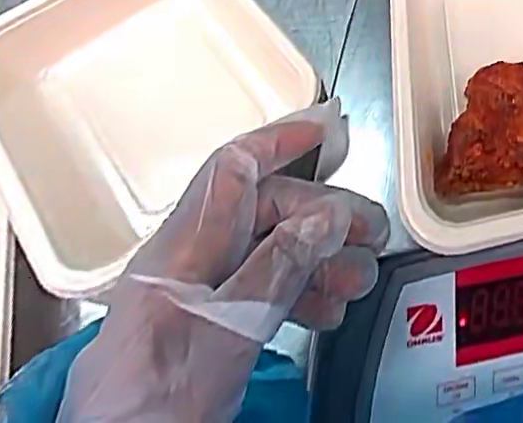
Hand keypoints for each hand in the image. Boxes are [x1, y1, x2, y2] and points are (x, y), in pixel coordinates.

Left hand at [56, 107, 388, 422]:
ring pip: (274, 249)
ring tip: (358, 279)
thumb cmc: (151, 408)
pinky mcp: (209, 324)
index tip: (328, 129)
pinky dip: (304, 290)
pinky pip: (267, 286)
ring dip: (324, 257)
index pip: (233, 168)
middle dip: (326, 217)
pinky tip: (330, 309)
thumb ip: (278, 268)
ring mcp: (200, 293)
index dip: (281, 139)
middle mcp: (191, 260)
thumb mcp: (225, 332)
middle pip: (270, 209)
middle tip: (371, 234)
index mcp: (181, 248)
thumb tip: (329, 216)